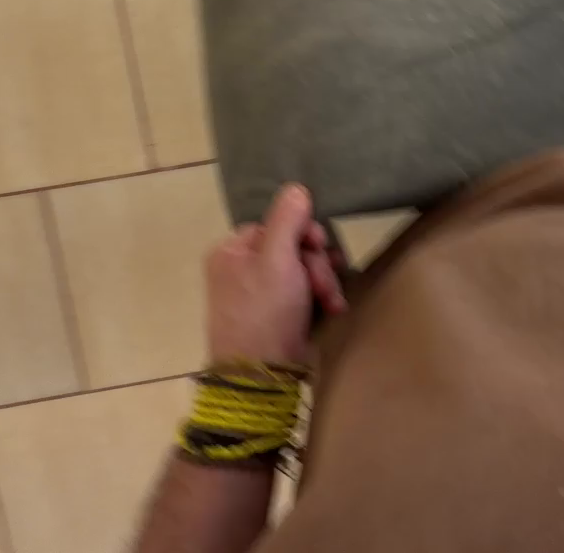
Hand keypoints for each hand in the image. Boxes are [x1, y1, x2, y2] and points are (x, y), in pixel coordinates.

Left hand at [204, 184, 346, 365]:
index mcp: (232, 251)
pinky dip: (321, 297)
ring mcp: (260, 293)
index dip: (303, 234)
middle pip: (294, 245)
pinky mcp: (277, 313)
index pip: (278, 223)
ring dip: (324, 281)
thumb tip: (296, 187)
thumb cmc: (265, 312)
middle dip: (316, 263)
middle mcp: (242, 269)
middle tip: (323, 284)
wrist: (263, 376)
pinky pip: (305, 290)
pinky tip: (331, 307)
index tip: (318, 248)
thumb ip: (287, 220)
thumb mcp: (277, 258)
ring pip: (305, 268)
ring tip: (331, 300)